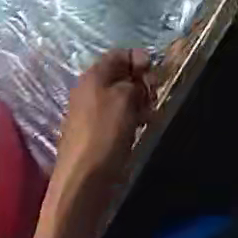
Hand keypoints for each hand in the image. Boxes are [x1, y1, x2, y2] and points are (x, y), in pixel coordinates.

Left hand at [51, 49, 150, 199]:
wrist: (83, 183)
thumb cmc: (105, 133)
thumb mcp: (125, 96)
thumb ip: (135, 79)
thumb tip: (138, 78)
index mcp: (93, 76)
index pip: (121, 54)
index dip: (140, 59)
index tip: (153, 74)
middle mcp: (90, 90)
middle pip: (123, 74)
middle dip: (143, 82)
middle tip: (154, 96)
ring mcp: (91, 113)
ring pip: (123, 96)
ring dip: (140, 101)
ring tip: (150, 115)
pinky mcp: (97, 133)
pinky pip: (119, 115)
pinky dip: (133, 117)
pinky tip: (142, 127)